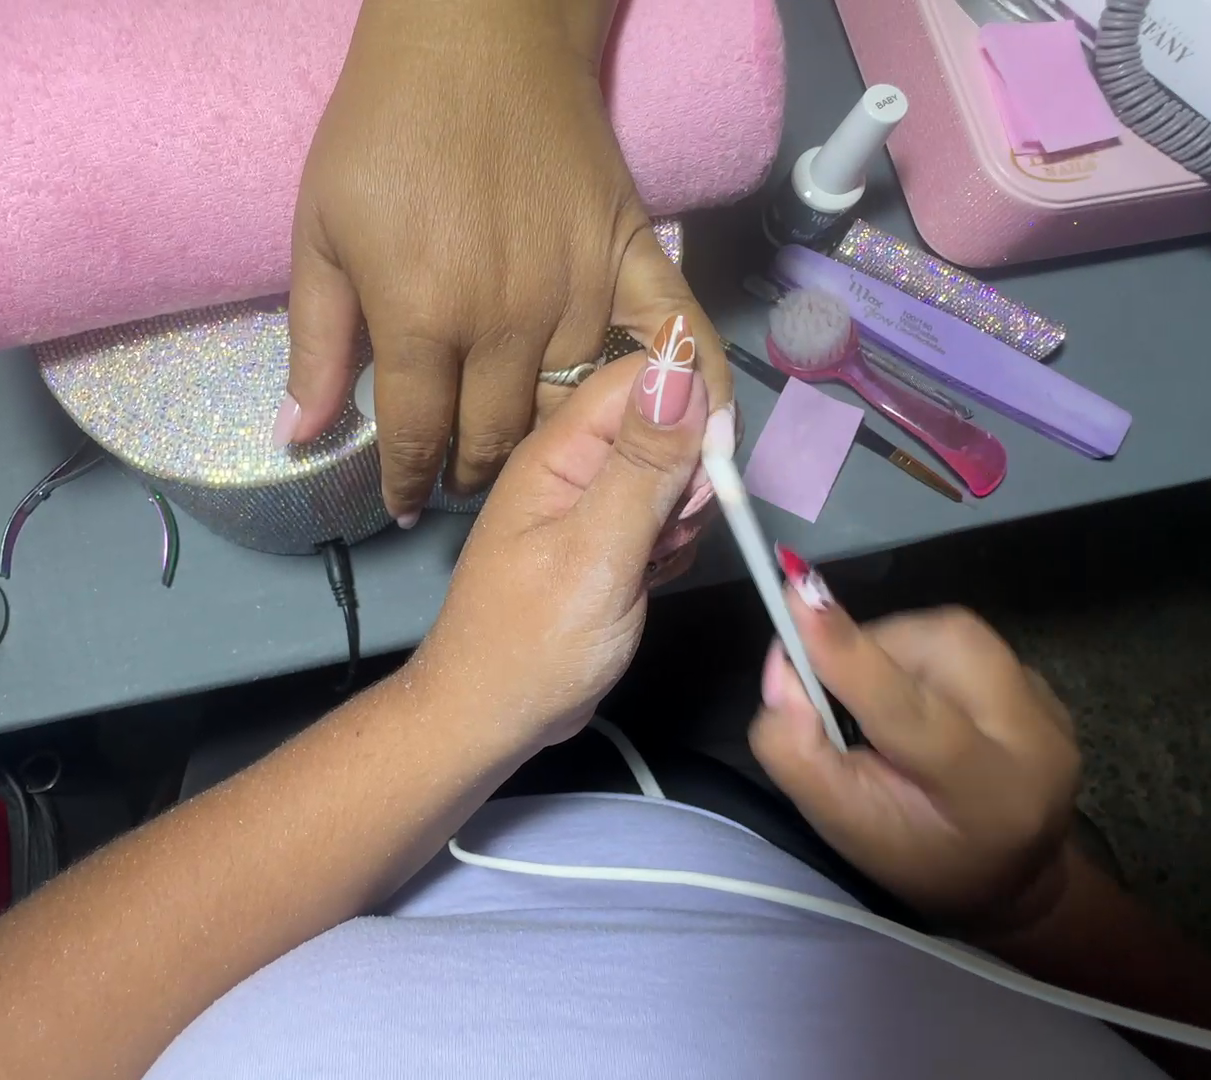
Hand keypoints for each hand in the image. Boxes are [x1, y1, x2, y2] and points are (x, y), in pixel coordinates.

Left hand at [281, 0, 731, 524]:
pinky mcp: (634, 261)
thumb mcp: (320, 235)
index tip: (403, 506)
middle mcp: (508, 322)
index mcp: (424, 317)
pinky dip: (685, 394)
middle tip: (455, 479)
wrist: (476, 30)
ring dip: (541, 446)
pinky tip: (691, 438)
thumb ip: (315, 347)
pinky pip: (673, 341)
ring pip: (566, 410)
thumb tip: (299, 439)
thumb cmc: (383, 132)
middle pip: (493, 438)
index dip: (407, 482)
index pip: (419, 437)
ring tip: (521, 457)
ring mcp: (580, 294)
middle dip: (467, 472)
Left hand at [411, 315, 731, 750]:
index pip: (638, 377)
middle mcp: (574, 467)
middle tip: (667, 530)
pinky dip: (671, 547)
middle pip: (665, 425)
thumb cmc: (534, 642)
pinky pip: (663, 520)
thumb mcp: (595, 553)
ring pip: (672, 477)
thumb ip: (642, 466)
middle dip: (690, 473)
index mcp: (558, 451)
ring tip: (650, 563)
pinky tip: (648, 580)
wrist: (495, 716)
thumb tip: (681, 370)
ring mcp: (591, 507)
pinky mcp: (608, 542)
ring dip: (684, 517)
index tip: (716, 458)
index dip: (689, 401)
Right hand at [749, 576, 1081, 934]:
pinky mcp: (1039, 680)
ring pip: (943, 632)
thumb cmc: (911, 853)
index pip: (908, 709)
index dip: (848, 653)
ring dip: (887, 650)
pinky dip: (914, 655)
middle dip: (865, 648)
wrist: (1009, 876)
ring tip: (878, 702)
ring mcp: (1047, 702)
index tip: (796, 593)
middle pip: (934, 646)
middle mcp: (1034, 737)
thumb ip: (795, 748)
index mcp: (984, 791)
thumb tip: (781, 668)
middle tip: (835, 692)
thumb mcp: (837, 820)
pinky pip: (958, 640)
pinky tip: (916, 698)